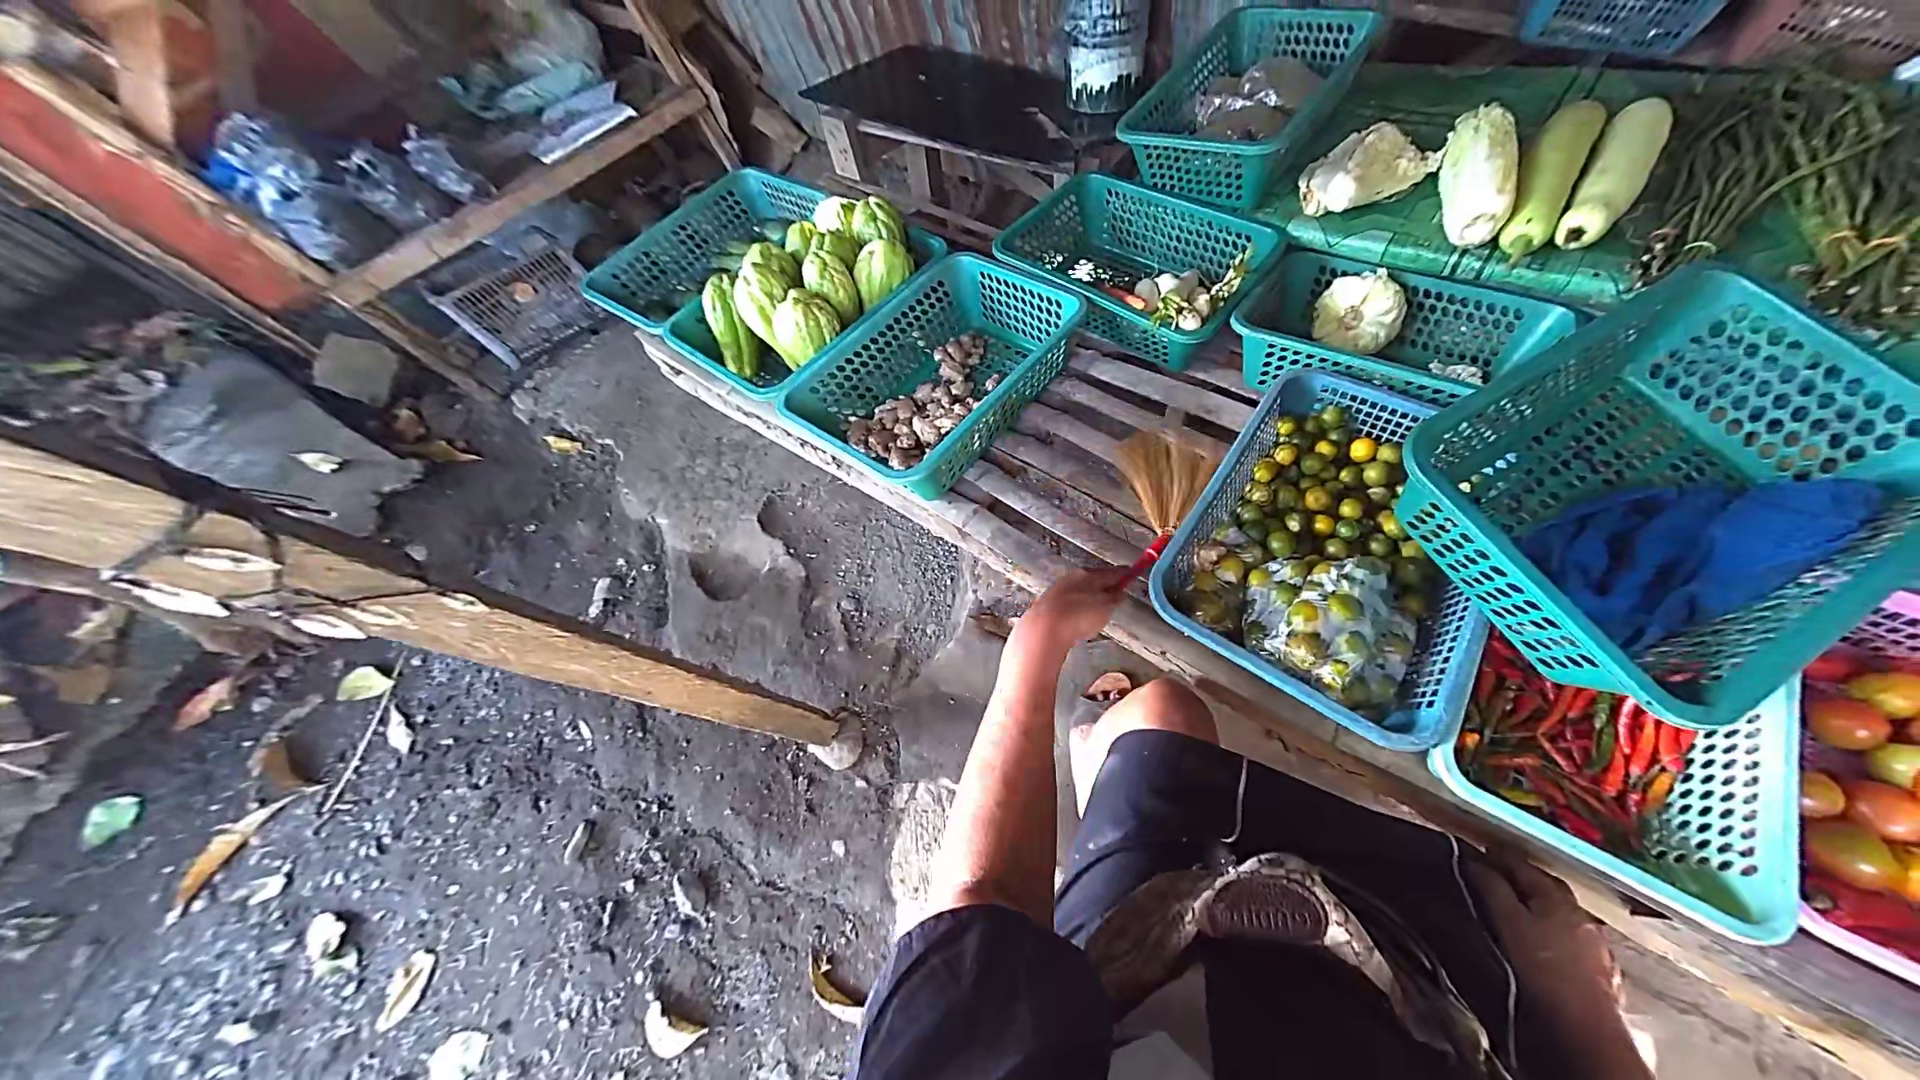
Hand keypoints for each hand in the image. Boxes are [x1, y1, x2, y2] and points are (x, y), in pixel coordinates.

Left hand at [1018, 567, 1133, 649]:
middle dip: (1106, 584)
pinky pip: (1069, 603)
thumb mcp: (1104, 608)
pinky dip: (1078, 605)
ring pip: (1080, 590)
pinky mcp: (1048, 606)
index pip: (1110, 572)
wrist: (1043, 629)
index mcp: (1087, 575)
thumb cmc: (1078, 616)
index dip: (1123, 574)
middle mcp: (1070, 579)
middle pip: (1093, 579)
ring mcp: (1057, 591)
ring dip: (1091, 595)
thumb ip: (1114, 598)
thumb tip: (1120, 592)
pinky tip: (1080, 615)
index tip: (1132, 573)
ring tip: (1101, 605)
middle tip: (1117, 589)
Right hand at [1466, 848, 1618, 1004]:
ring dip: (1533, 906)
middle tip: (1486, 875)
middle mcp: (1582, 916)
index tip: (1472, 851)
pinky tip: (1534, 941)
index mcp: (1560, 899)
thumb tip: (1473, 859)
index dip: (1495, 855)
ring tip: (1506, 908)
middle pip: (1543, 887)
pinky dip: (1546, 930)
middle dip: (1516, 879)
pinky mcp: (1599, 972)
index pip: (1522, 865)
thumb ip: (1490, 886)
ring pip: (1556, 913)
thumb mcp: (1506, 919)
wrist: (1582, 1029)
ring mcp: (1595, 945)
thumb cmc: (1539, 967)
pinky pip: (1566, 937)